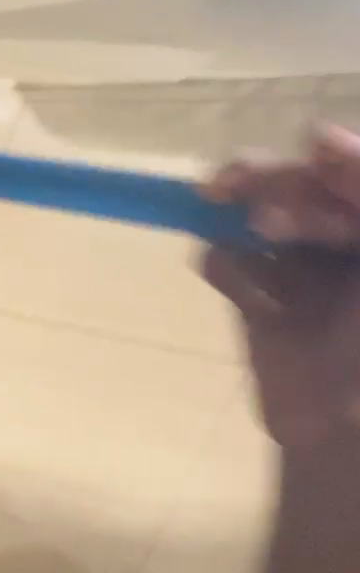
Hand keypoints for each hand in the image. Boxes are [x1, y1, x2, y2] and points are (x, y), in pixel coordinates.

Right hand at [202, 124, 359, 454]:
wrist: (358, 434)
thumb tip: (316, 138)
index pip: (355, 168)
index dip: (341, 155)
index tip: (314, 150)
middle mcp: (356, 239)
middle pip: (310, 185)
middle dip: (286, 188)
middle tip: (273, 218)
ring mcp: (311, 269)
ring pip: (258, 213)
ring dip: (245, 215)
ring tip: (254, 234)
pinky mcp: (258, 298)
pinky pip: (226, 261)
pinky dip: (227, 267)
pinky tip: (251, 294)